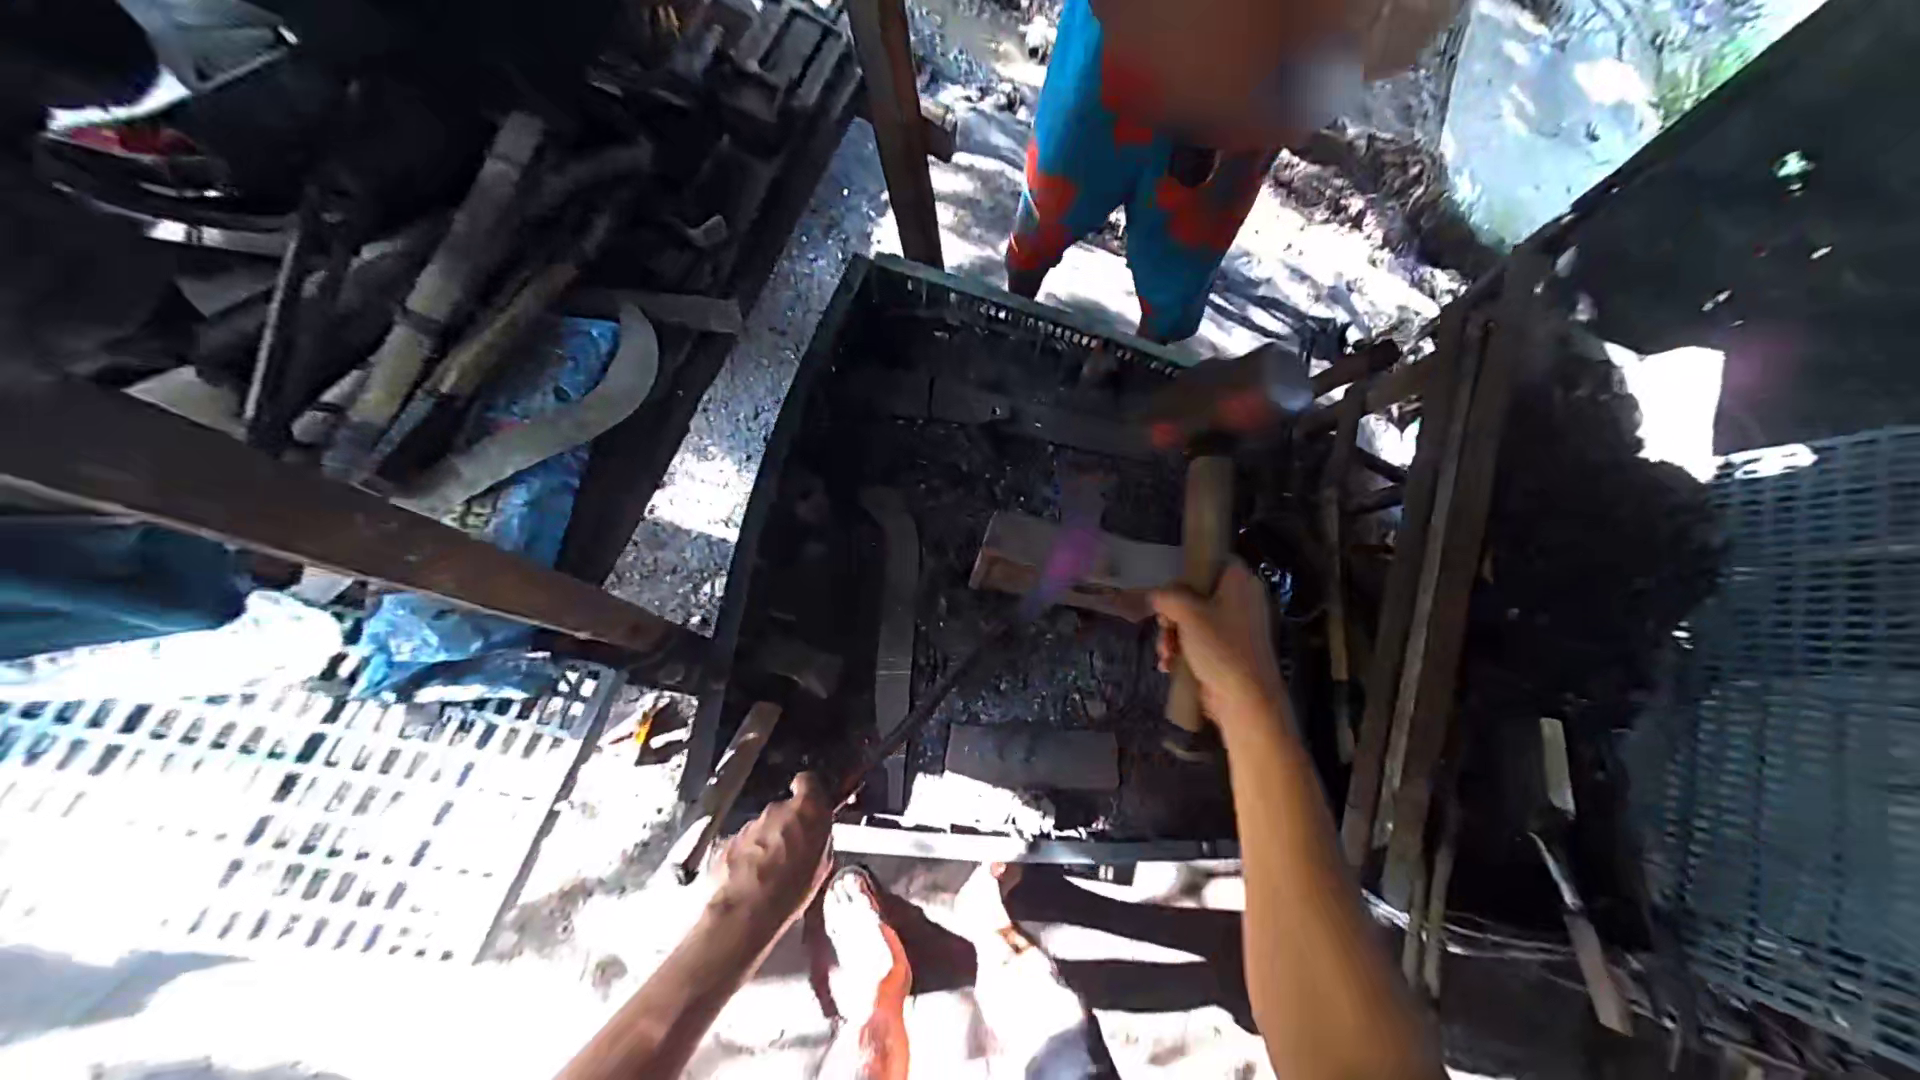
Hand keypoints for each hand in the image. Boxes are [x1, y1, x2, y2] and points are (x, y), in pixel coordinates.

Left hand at [709, 772, 833, 928]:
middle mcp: (776, 810)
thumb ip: (820, 839)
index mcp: (806, 810)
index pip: (809, 781)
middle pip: (784, 810)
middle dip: (787, 827)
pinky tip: (748, 881)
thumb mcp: (822, 865)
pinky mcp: (727, 841)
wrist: (744, 913)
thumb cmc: (791, 890)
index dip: (809, 790)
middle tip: (791, 854)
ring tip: (769, 874)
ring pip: (762, 829)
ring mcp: (749, 825)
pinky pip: (742, 844)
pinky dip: (746, 857)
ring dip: (766, 844)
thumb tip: (816, 834)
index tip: (811, 803)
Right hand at [1151, 559, 1288, 732]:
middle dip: (1172, 613)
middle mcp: (1240, 600)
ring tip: (1166, 653)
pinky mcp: (1227, 651)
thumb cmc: (1221, 648)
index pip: (1213, 561)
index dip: (1189, 571)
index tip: (1169, 588)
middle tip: (1165, 625)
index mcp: (1240, 582)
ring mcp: (1235, 627)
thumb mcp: (1188, 614)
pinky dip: (1182, 651)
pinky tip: (1170, 664)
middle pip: (1195, 593)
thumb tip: (1154, 595)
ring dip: (1172, 636)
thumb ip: (1167, 597)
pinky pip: (1198, 641)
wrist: (1245, 699)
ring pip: (1192, 619)